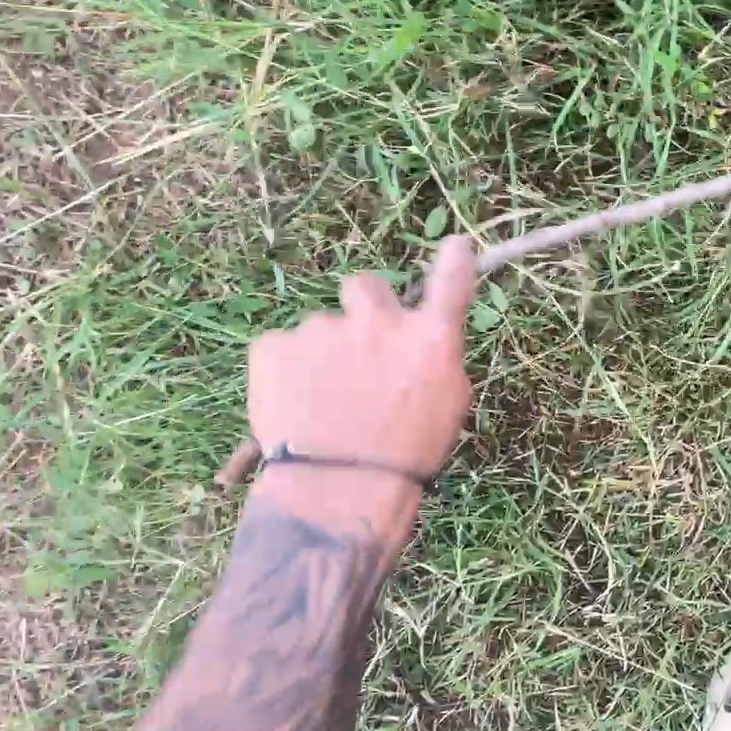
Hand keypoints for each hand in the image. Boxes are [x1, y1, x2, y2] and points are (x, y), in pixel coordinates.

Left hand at [247, 236, 475, 477]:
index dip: (455, 262)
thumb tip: (420, 338)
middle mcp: (380, 322)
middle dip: (365, 306)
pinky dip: (290, 370)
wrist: (343, 483)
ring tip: (328, 400)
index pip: (451, 285)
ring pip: (322, 328)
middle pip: (366, 286)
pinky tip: (299, 404)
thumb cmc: (410, 450)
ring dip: (326, 351)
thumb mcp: (448, 402)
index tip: (458, 246)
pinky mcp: (273, 345)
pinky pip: (284, 347)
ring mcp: (322, 329)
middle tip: (362, 346)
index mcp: (432, 340)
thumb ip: (435, 358)